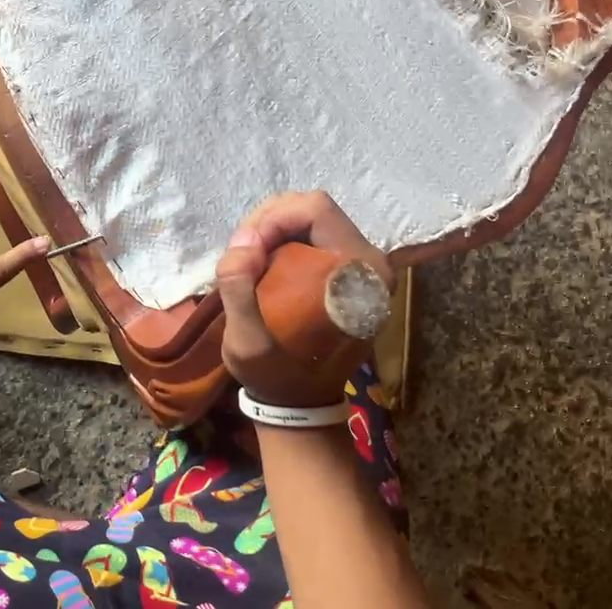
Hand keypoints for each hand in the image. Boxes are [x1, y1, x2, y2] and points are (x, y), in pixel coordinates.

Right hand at [217, 192, 393, 408]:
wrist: (301, 403)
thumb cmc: (277, 374)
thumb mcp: (247, 343)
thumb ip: (239, 290)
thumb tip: (241, 242)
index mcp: (362, 274)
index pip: (315, 210)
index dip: (271, 219)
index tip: (243, 250)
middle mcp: (372, 262)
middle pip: (312, 207)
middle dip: (267, 222)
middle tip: (241, 253)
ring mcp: (362, 264)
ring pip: (308, 216)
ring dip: (271, 229)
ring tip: (248, 259)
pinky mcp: (348, 268)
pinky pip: (309, 232)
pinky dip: (279, 238)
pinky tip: (262, 263)